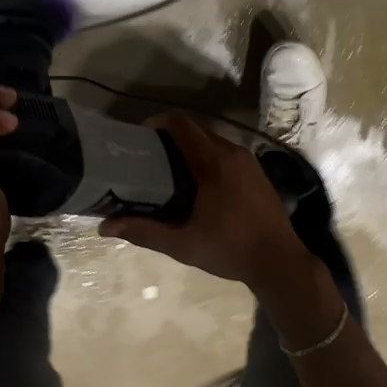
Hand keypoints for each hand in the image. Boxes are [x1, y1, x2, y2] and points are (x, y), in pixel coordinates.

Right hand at [99, 114, 311, 289]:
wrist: (281, 263)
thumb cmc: (230, 250)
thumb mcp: (183, 244)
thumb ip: (144, 232)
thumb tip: (105, 226)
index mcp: (214, 162)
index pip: (181, 125)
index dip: (158, 123)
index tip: (139, 136)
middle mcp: (232, 152)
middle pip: (196, 129)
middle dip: (171, 135)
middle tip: (149, 154)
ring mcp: (248, 160)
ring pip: (212, 140)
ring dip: (190, 145)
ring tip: (169, 167)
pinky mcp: (256, 171)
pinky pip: (225, 151)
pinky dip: (207, 155)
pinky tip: (197, 180)